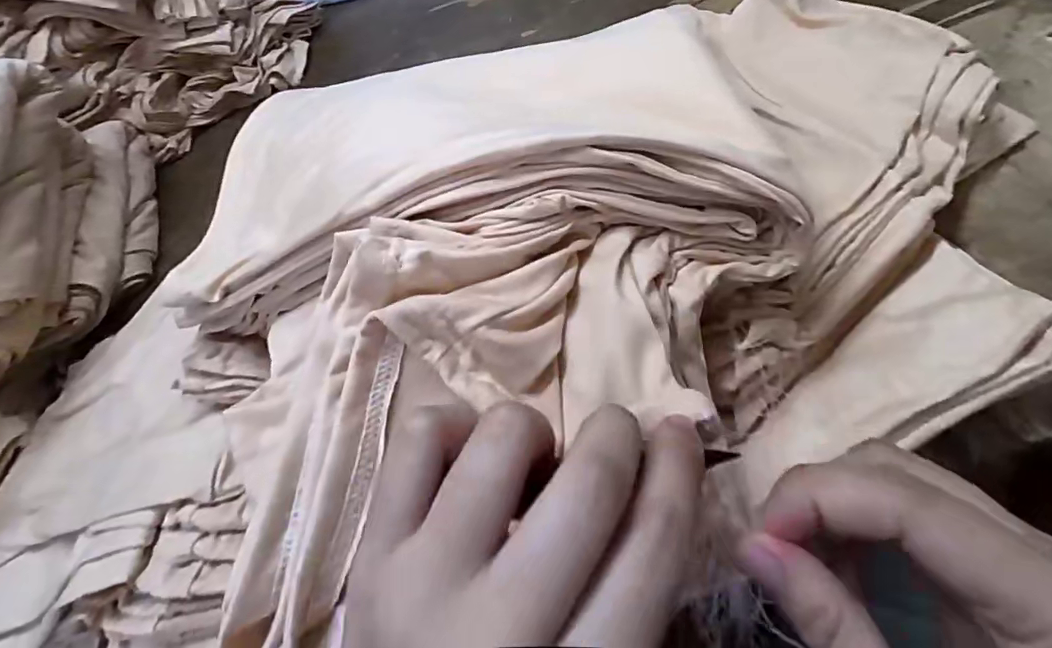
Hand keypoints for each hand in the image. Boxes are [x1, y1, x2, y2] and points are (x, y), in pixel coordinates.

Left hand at [344, 403, 703, 647]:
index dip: (677, 475)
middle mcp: (499, 629)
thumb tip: (655, 482)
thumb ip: (630, 600)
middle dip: (617, 436)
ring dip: (534, 430)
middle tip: (619, 430)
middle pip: (586, 490)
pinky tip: (469, 460)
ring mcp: (422, 581)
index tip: (681, 433)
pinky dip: (456, 425)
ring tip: (536, 464)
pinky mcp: (371, 551)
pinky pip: (419, 438)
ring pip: (499, 441)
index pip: (649, 550)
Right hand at [735, 442, 1051, 647]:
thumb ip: (839, 630)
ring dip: (834, 509)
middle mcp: (1045, 554)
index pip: (907, 498)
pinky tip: (842, 573)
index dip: (816, 498)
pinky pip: (915, 515)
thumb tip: (750, 544)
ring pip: (899, 481)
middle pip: (898, 473)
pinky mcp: (1008, 570)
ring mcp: (1029, 556)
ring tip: (801, 565)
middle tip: (770, 551)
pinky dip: (861, 531)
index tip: (755, 537)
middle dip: (819, 498)